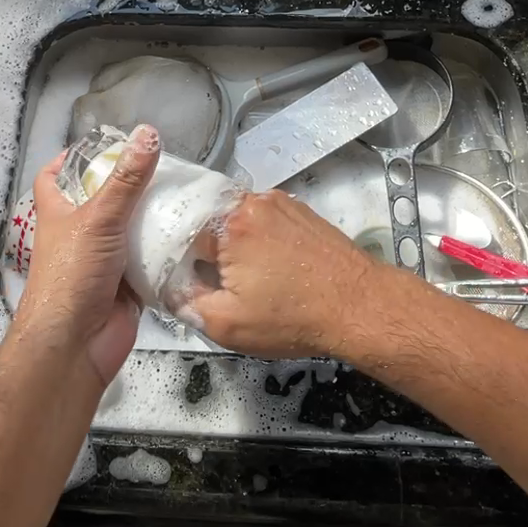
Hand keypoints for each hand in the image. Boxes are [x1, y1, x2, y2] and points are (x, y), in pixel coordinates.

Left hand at [13, 123, 158, 385]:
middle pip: (102, 199)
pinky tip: (188, 232)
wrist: (75, 345)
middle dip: (128, 185)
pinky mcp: (127, 282)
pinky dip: (163, 249)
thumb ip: (126, 178)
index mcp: (58, 212)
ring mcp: (103, 259)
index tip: (101, 145)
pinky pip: (148, 258)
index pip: (54, 176)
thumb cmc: (72, 275)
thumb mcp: (99, 217)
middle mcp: (79, 232)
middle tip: (161, 166)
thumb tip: (147, 133)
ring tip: (183, 193)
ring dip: (151, 217)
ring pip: (129, 229)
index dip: (71, 158)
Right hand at [186, 190, 394, 358]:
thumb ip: (185, 303)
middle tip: (220, 282)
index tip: (189, 281)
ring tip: (249, 276)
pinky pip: (261, 217)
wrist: (358, 306)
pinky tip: (271, 266)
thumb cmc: (294, 318)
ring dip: (233, 244)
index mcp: (227, 225)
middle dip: (206, 251)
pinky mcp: (296, 208)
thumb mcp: (227, 325)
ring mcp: (276, 201)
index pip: (180, 234)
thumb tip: (168, 287)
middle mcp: (250, 202)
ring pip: (234, 219)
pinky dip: (258, 237)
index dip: (181, 261)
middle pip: (207, 221)